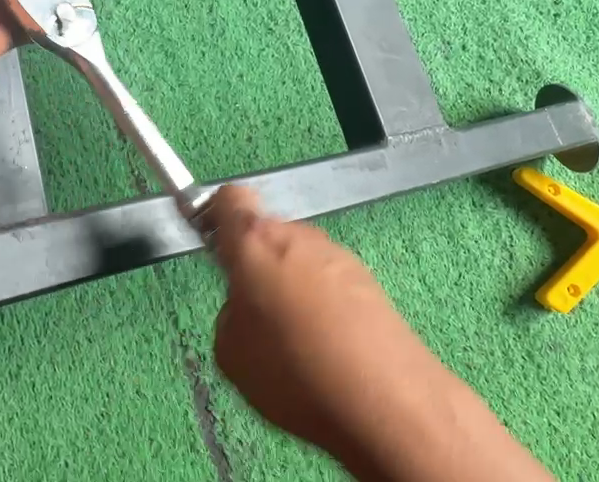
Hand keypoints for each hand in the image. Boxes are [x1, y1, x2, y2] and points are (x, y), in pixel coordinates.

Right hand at [209, 186, 553, 481]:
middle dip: (256, 264)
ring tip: (295, 340)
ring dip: (290, 285)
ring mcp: (336, 253)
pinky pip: (328, 280)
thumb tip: (243, 306)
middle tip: (254, 312)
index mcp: (254, 241)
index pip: (227, 198)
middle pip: (265, 233)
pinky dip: (321, 303)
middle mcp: (297, 235)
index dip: (214, 214)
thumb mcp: (230, 352)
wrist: (388, 401)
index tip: (211, 237)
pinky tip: (325, 346)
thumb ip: (229, 311)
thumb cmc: (297, 373)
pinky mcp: (367, 278)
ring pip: (298, 258)